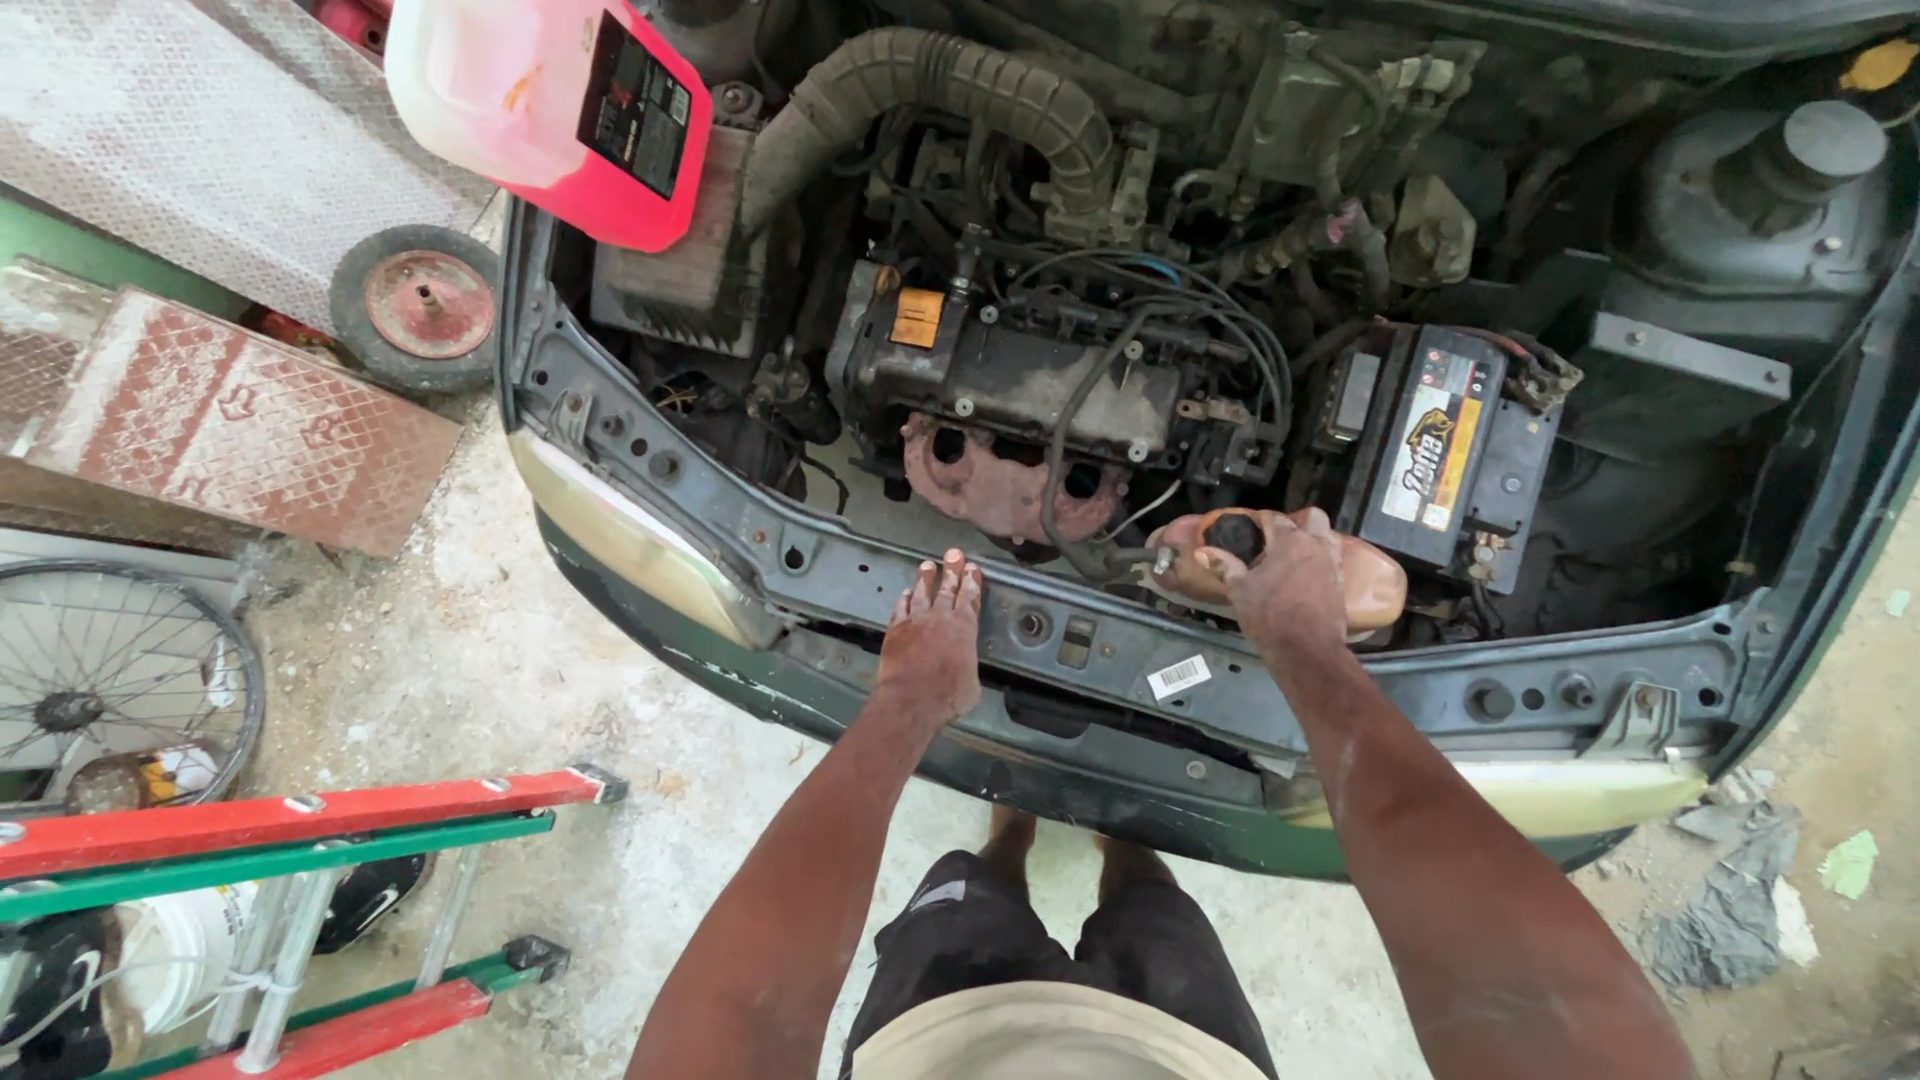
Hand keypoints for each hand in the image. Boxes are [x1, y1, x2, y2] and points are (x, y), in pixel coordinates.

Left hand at [875, 549, 983, 725]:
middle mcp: (941, 618)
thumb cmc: (949, 695)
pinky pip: (901, 609)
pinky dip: (904, 600)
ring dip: (925, 579)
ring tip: (927, 565)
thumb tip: (962, 668)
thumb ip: (966, 667)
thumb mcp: (971, 684)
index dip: (972, 582)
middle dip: (952, 570)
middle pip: (947, 589)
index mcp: (965, 628)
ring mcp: (915, 621)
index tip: (972, 567)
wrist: (911, 697)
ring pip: (922, 593)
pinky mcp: (895, 630)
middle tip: (954, 553)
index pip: (970, 598)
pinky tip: (905, 593)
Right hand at [1193, 508, 1347, 660]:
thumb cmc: (1268, 615)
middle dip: (1297, 521)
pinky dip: (1320, 560)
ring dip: (1313, 538)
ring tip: (1294, 554)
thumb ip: (1224, 566)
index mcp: (1289, 541)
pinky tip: (1305, 574)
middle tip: (1278, 537)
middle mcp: (1315, 545)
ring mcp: (1332, 563)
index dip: (1259, 519)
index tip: (1248, 526)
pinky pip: (1333, 559)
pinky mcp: (1341, 582)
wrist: (1306, 649)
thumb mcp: (1239, 590)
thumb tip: (1201, 551)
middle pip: (1313, 517)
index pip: (1273, 517)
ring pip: (1328, 536)